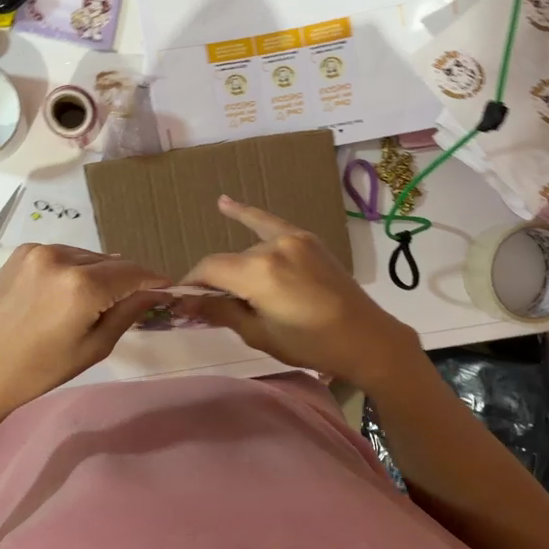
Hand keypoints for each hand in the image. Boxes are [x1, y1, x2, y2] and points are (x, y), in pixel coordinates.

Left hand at [0, 245, 167, 425]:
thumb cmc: (37, 371)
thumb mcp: (92, 348)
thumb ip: (127, 314)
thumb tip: (155, 293)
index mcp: (82, 284)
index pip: (134, 273)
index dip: (155, 281)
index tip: (168, 291)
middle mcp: (61, 257)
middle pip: (112, 262)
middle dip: (127, 279)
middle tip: (135, 302)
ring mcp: (38, 251)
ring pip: (87, 257)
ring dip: (100, 273)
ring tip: (98, 302)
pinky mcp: (20, 253)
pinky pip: (63, 256)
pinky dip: (75, 269)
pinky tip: (68, 294)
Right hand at [181, 196, 421, 389]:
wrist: (366, 339)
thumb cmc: (311, 345)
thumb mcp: (260, 335)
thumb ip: (220, 311)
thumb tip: (184, 304)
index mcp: (258, 272)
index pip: (209, 269)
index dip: (192, 285)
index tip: (182, 302)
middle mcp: (272, 247)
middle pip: (230, 262)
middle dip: (219, 283)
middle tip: (217, 310)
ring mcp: (293, 238)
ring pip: (250, 250)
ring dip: (241, 269)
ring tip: (243, 295)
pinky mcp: (307, 239)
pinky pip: (270, 223)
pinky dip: (247, 214)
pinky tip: (224, 203)